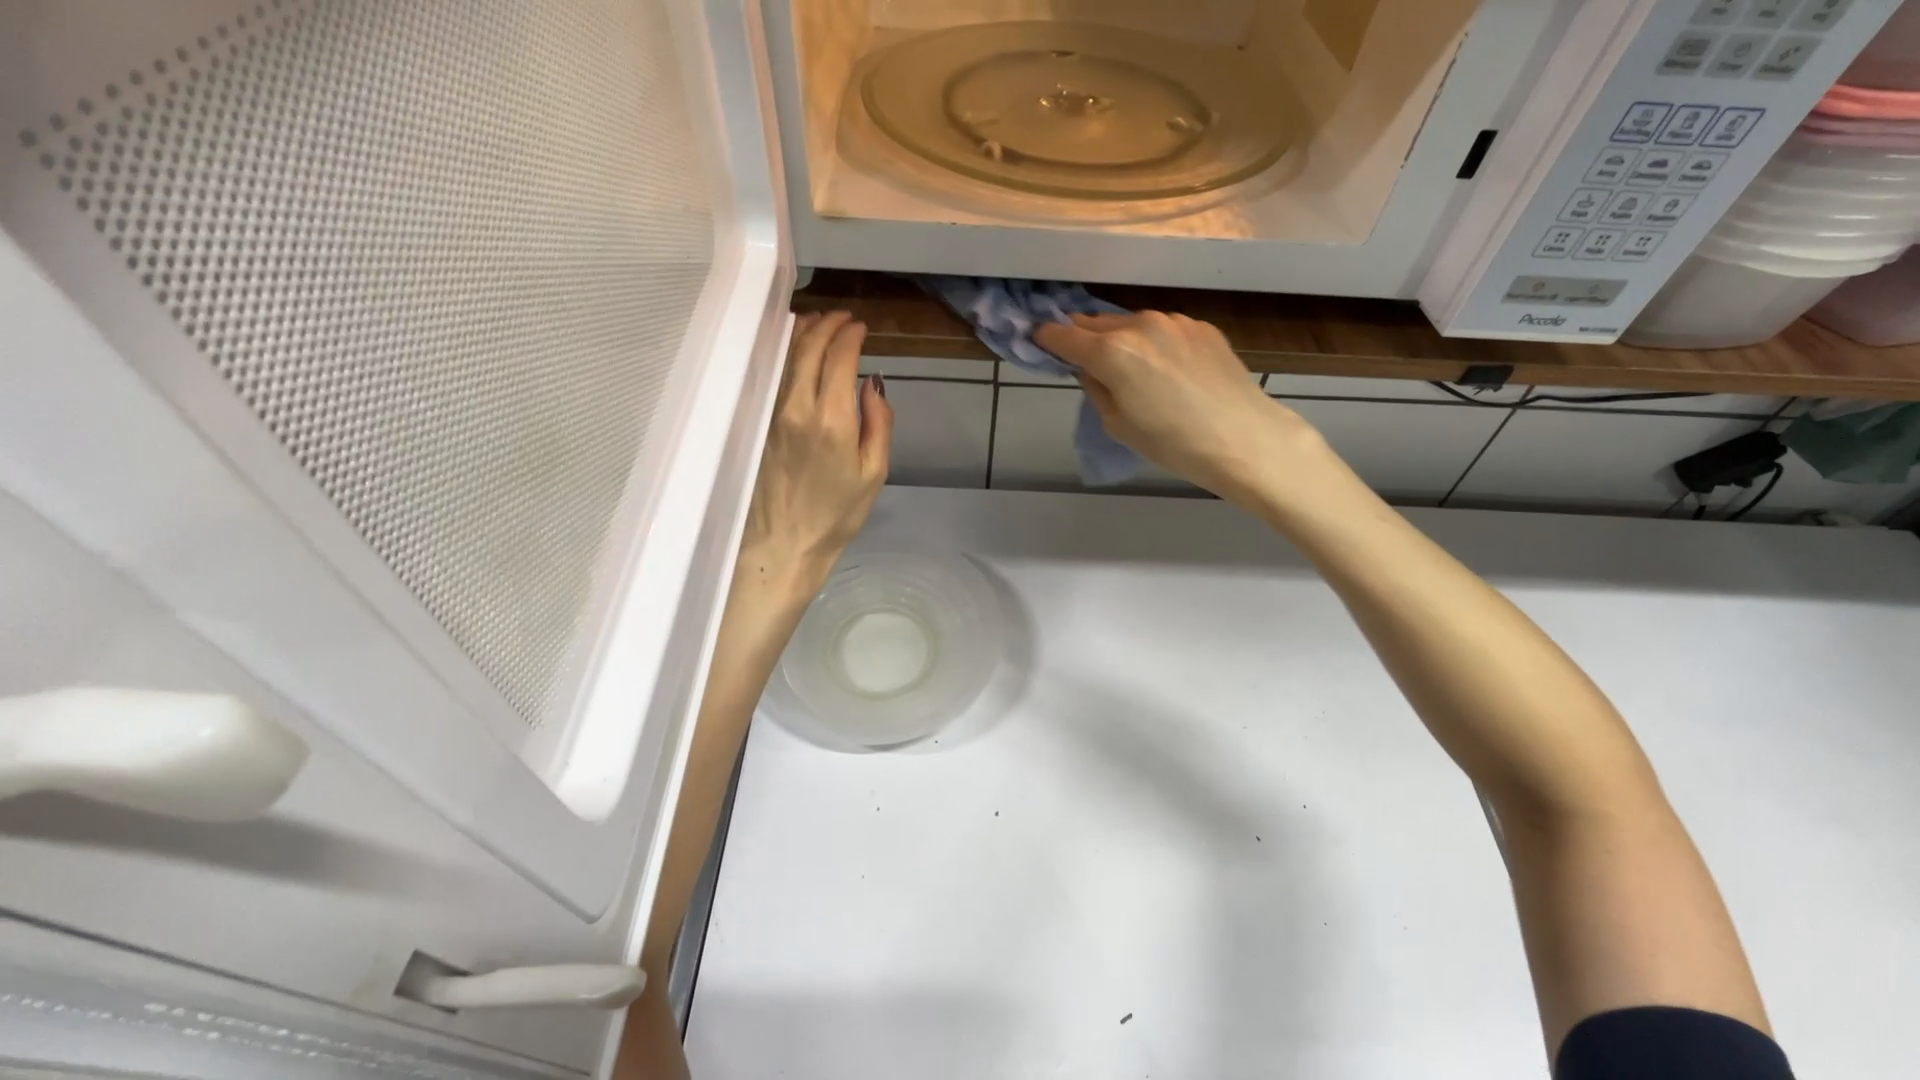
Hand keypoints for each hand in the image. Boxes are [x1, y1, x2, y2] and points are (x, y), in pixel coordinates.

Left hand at [738, 311, 892, 595]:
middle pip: (808, 349)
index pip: (839, 358)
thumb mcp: (874, 473)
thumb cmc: (836, 515)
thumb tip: (872, 385)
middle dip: (827, 325)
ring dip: (804, 334)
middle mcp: (797, 409)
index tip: (862, 327)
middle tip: (843, 318)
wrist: (784, 544)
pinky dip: (786, 354)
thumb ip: (879, 423)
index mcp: (831, 421)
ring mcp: (772, 414)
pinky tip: (793, 349)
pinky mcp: (759, 424)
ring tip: (819, 323)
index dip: (851, 335)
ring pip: (786, 358)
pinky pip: (773, 375)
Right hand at [1035, 312, 1321, 505]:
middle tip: (1081, 359)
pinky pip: (1162, 328)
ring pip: (1129, 323)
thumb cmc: (1174, 444)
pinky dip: (1153, 342)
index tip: (1038, 344)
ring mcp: (1173, 321)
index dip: (1045, 340)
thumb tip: (1087, 368)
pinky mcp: (1200, 326)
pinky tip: (1167, 370)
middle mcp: (1139, 325)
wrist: (1244, 438)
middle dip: (1082, 338)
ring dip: (1119, 339)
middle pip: (1093, 323)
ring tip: (1130, 369)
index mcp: (1111, 352)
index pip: (1061, 335)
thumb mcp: (1118, 424)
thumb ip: (1095, 387)